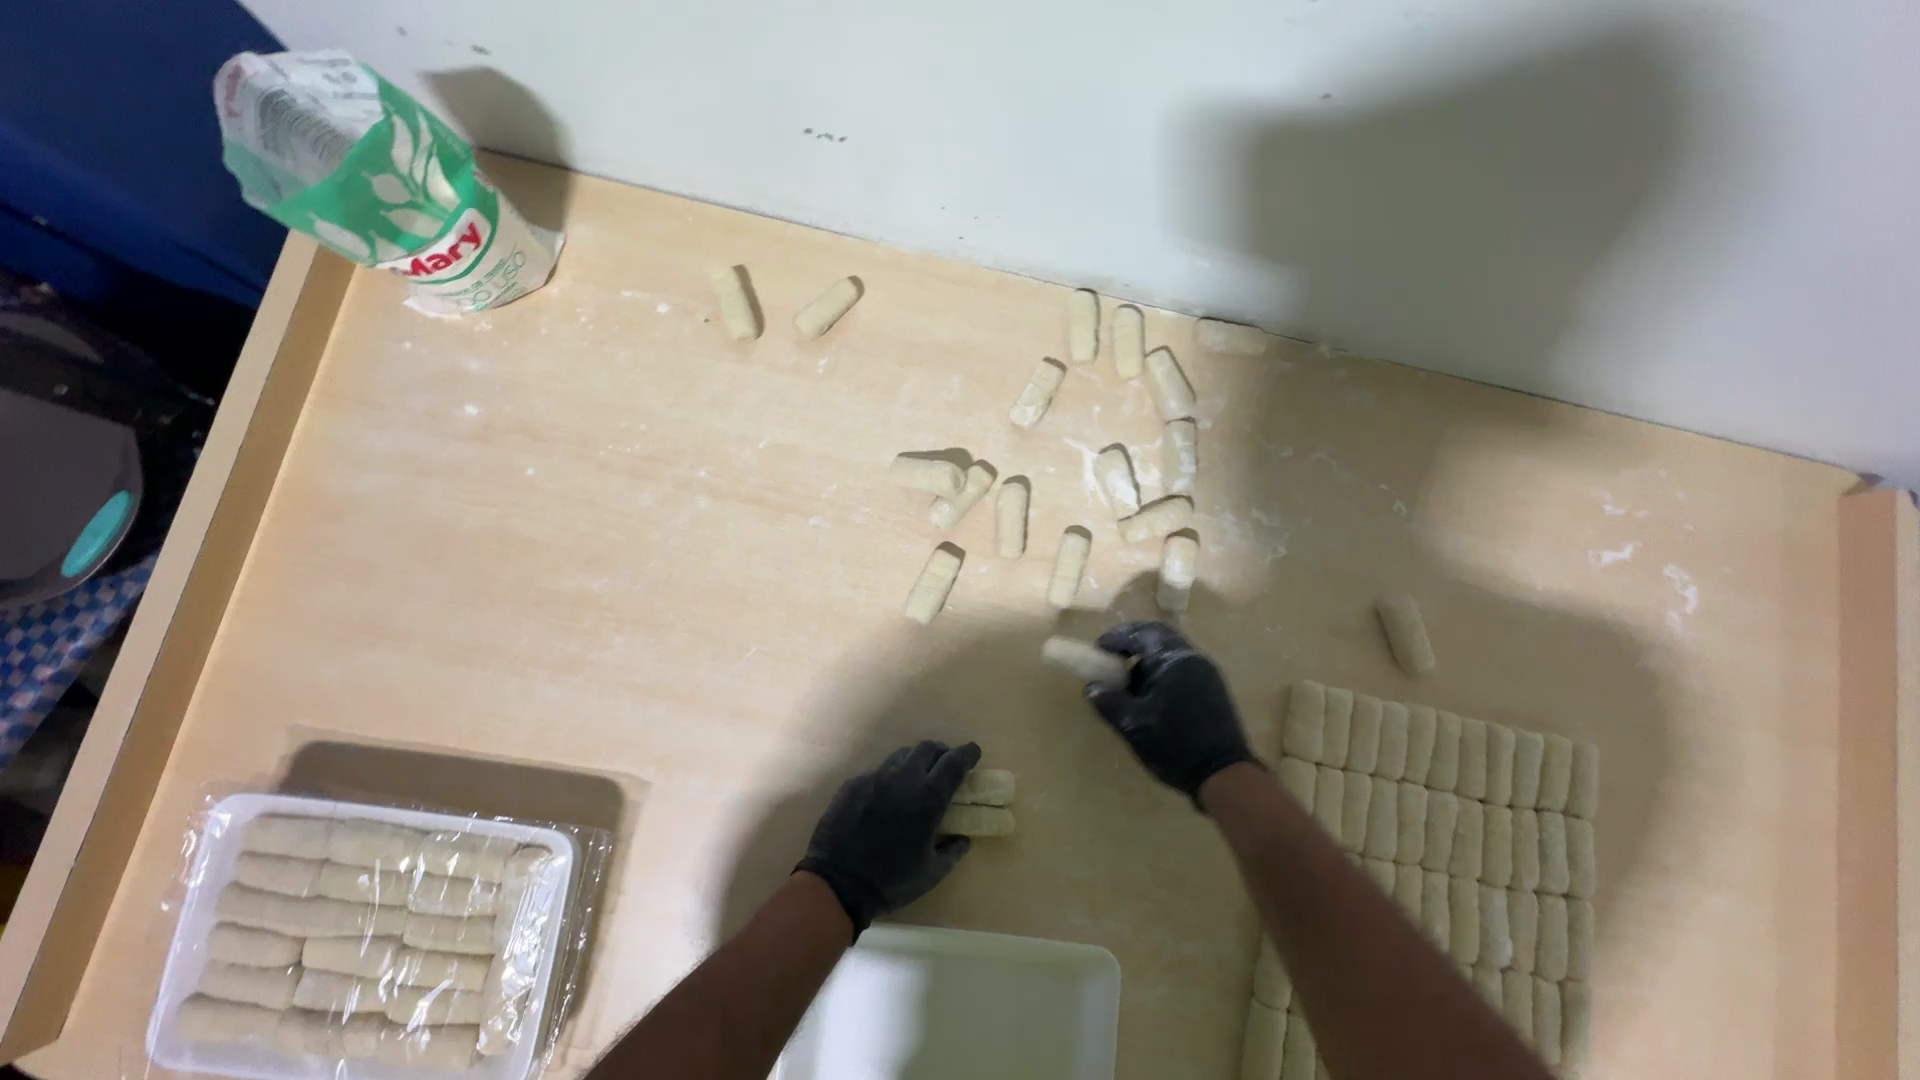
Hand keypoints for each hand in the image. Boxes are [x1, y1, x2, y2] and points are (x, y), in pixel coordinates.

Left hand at [795, 740, 980, 935]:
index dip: (967, 753)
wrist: (838, 882)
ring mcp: (875, 778)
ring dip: (915, 760)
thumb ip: (952, 852)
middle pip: (927, 749)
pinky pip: (877, 772)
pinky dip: (889, 778)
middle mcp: (903, 779)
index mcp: (928, 798)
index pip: (954, 762)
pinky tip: (886, 796)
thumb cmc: (891, 880)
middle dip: (941, 751)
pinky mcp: (853, 784)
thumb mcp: (932, 873)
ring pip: (901, 756)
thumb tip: (964, 839)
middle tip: (945, 762)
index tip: (974, 750)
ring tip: (916, 776)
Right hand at [1085, 621, 1257, 806]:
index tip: (1098, 648)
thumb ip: (1109, 702)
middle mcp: (1193, 659)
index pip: (1142, 633)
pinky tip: (1149, 695)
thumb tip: (1091, 688)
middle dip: (1133, 642)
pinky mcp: (1213, 690)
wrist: (1223, 775)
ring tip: (1127, 679)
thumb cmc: (1175, 745)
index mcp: (1174, 661)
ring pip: (1171, 653)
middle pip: (1160, 637)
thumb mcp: (1134, 726)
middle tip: (1112, 655)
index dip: (1117, 637)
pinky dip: (1161, 672)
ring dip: (1147, 659)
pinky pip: (1181, 669)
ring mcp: (1207, 674)